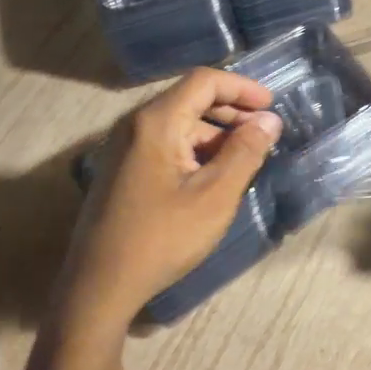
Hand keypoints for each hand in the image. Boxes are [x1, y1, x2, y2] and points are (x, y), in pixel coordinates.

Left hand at [68, 68, 283, 323]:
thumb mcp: (215, 196)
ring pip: (178, 122)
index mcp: (156, 122)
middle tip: (263, 130)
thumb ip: (245, 152)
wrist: (99, 288)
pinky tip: (212, 175)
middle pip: (190, 98)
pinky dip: (194, 148)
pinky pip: (164, 143)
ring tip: (244, 157)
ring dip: (214, 132)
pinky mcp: (121, 170)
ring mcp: (123, 148)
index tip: (271, 104)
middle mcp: (135, 125)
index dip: (241, 87)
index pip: (204, 81)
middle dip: (231, 109)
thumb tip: (268, 120)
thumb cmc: (162, 238)